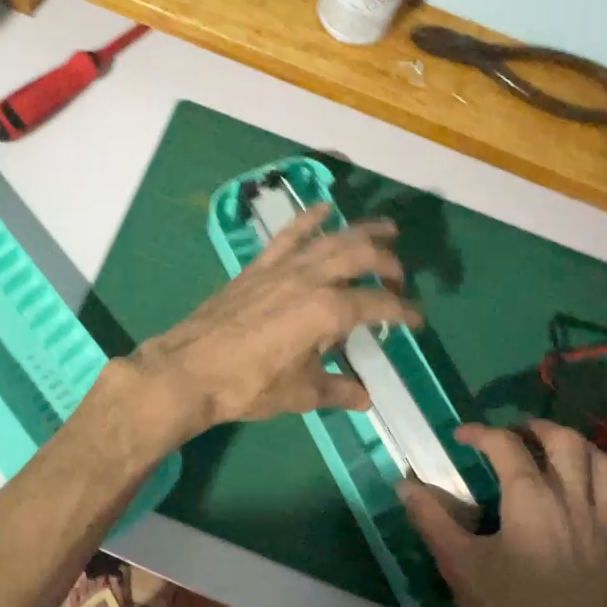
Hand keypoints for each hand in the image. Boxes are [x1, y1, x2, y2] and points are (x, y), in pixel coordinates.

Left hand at [125, 203, 419, 439]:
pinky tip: (323, 209)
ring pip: (330, 237)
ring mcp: (282, 268)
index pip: (378, 305)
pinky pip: (289, 235)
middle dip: (389, 262)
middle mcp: (311, 279)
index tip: (417, 321)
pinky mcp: (258, 267)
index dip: (403, 312)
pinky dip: (309, 219)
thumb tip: (364, 397)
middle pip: (361, 256)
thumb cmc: (248, 386)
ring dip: (361, 230)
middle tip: (400, 277)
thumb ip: (337, 391)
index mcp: (329, 311)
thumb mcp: (301, 394)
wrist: (190, 370)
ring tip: (385, 229)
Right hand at [399, 421, 606, 606]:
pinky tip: (589, 498)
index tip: (460, 437)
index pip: (506, 445)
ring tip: (554, 454)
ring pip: (604, 464)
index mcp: (531, 500)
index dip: (480, 433)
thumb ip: (432, 519)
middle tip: (512, 434)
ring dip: (578, 449)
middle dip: (536, 428)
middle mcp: (574, 501)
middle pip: (565, 441)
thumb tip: (405, 483)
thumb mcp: (459, 567)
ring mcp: (606, 527)